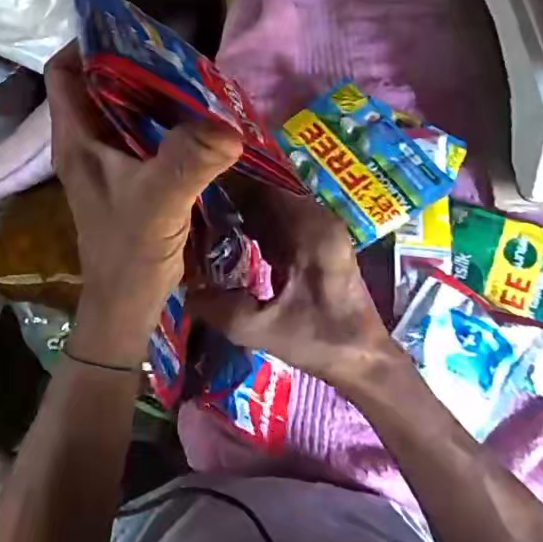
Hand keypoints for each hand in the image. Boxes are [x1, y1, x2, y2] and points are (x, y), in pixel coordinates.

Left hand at [46, 45, 241, 364]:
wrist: (127, 307)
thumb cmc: (128, 252)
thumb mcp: (158, 201)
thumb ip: (188, 161)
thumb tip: (227, 124)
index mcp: (76, 138)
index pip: (65, 71)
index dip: (90, 45)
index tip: (134, 32)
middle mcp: (87, 142)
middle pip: (100, 83)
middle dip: (134, 63)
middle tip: (178, 51)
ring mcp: (108, 160)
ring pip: (125, 108)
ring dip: (154, 92)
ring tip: (194, 76)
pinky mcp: (131, 176)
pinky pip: (146, 133)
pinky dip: (167, 119)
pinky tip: (199, 118)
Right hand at [188, 186, 404, 390]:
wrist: (362, 360)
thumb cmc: (318, 341)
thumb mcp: (260, 329)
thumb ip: (217, 308)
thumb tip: (179, 286)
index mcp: (310, 228)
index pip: (262, 185)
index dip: (226, 181)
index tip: (190, 182)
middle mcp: (316, 218)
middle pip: (265, 191)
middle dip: (227, 192)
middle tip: (187, 196)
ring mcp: (318, 228)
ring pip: (269, 204)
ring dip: (237, 206)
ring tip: (198, 209)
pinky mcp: (314, 241)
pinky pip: (277, 219)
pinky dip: (251, 221)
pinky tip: (222, 230)